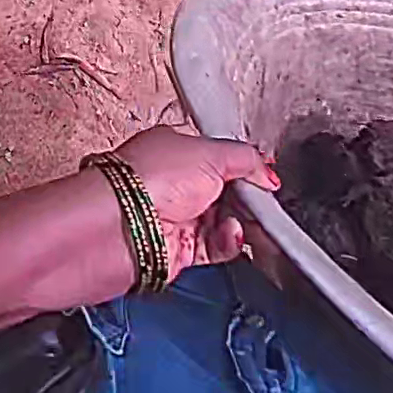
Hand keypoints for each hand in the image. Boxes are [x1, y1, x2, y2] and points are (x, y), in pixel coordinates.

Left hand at [111, 126, 279, 279]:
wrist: (125, 225)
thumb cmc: (150, 177)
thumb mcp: (209, 153)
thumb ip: (245, 159)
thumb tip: (267, 169)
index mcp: (176, 146)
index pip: (217, 154)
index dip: (242, 166)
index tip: (264, 177)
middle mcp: (174, 179)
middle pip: (224, 189)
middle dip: (247, 198)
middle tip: (262, 202)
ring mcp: (176, 213)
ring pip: (223, 219)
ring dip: (240, 221)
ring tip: (244, 221)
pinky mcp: (180, 246)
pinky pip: (216, 245)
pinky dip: (229, 241)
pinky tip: (231, 234)